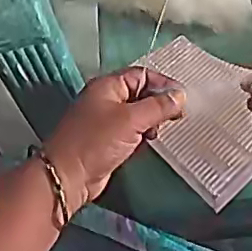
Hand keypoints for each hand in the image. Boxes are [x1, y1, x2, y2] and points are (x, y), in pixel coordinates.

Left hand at [42, 67, 186, 209]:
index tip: (182, 97)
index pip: (141, 74)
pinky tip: (148, 142)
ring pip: (137, 113)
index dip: (162, 83)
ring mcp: (105, 119)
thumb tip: (179, 95)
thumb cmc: (97, 141)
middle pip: (140, 93)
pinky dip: (142, 134)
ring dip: (151, 120)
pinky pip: (131, 130)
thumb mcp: (131, 120)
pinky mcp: (107, 139)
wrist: (69, 176)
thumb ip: (158, 106)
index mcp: (107, 85)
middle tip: (176, 115)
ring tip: (158, 131)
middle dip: (158, 103)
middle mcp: (106, 98)